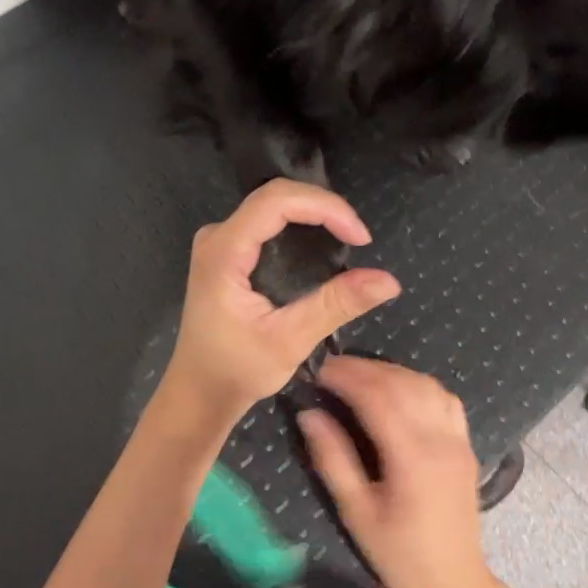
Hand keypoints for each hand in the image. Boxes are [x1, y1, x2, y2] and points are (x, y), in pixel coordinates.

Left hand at [160, 179, 401, 419]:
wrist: (199, 390)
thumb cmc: (237, 370)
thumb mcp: (289, 341)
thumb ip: (335, 305)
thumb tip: (388, 281)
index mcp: (223, 251)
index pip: (275, 201)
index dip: (323, 207)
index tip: (361, 237)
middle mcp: (216, 236)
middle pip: (274, 197)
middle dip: (323, 208)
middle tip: (359, 239)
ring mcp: (219, 241)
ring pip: (271, 206)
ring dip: (312, 214)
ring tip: (347, 240)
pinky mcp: (227, 251)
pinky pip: (266, 222)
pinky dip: (299, 226)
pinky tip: (322, 247)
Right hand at [298, 356, 492, 587]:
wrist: (455, 586)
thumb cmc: (400, 555)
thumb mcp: (356, 513)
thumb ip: (333, 459)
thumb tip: (308, 414)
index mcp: (413, 458)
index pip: (378, 396)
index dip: (346, 377)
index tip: (316, 371)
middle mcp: (440, 440)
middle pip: (400, 383)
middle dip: (362, 369)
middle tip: (329, 370)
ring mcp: (458, 440)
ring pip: (424, 383)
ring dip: (388, 371)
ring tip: (357, 376)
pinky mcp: (466, 445)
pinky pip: (443, 397)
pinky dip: (416, 383)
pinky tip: (396, 389)